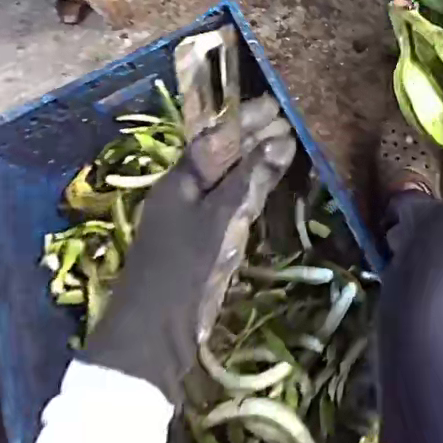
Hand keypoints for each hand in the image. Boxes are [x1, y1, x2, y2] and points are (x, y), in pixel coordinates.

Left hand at [79, 95, 295, 391]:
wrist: (153, 336)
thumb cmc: (184, 270)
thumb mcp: (221, 219)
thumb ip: (250, 178)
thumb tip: (281, 139)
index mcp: (180, 180)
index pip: (217, 137)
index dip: (246, 119)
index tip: (277, 105)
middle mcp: (184, 192)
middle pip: (223, 154)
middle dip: (255, 137)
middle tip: (289, 121)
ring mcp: (192, 217)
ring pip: (229, 177)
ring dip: (256, 160)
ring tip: (287, 144)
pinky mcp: (203, 240)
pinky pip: (232, 200)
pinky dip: (253, 187)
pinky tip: (270, 184)